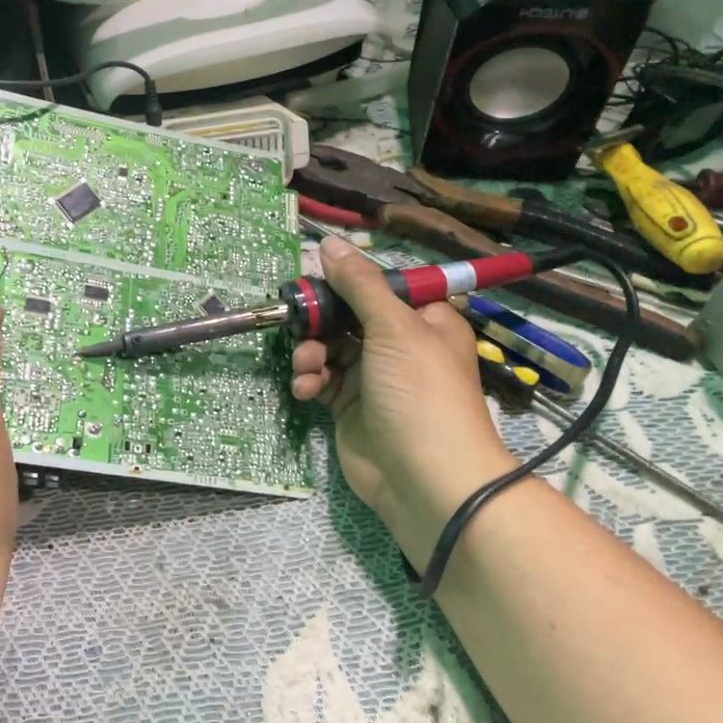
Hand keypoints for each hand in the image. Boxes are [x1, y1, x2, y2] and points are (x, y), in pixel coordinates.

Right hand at [291, 237, 515, 550]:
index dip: (347, 282)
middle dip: (320, 320)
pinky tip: (306, 388)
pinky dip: (310, 380)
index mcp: (423, 321)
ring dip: (311, 352)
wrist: (425, 479)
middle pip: (348, 316)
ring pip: (330, 348)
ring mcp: (374, 378)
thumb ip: (359, 285)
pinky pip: (322, 381)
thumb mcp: (393, 328)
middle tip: (297, 321)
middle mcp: (400, 346)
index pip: (381, 287)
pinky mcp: (351, 408)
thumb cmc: (419, 392)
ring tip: (307, 365)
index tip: (314, 280)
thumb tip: (329, 243)